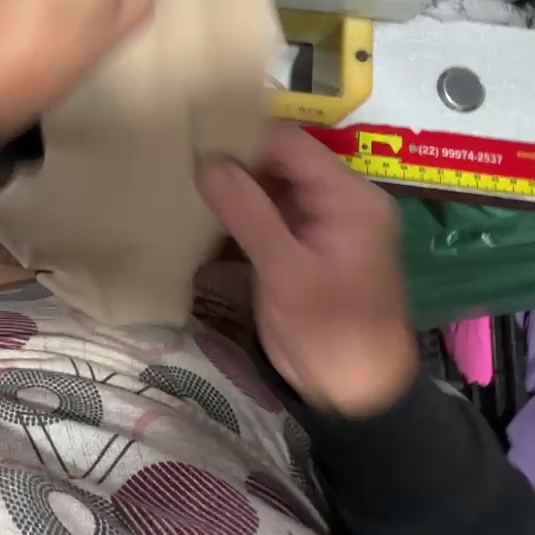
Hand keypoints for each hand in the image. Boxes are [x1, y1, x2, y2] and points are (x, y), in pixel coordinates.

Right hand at [196, 126, 417, 416]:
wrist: (356, 398)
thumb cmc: (331, 334)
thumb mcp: (288, 274)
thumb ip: (248, 213)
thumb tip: (206, 162)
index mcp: (349, 197)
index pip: (289, 144)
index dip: (242, 136)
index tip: (192, 137)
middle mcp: (337, 199)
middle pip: (277, 160)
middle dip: (232, 159)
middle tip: (178, 157)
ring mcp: (319, 223)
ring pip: (267, 185)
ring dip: (230, 185)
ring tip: (180, 177)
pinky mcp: (300, 245)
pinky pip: (265, 212)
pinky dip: (235, 211)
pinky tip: (198, 210)